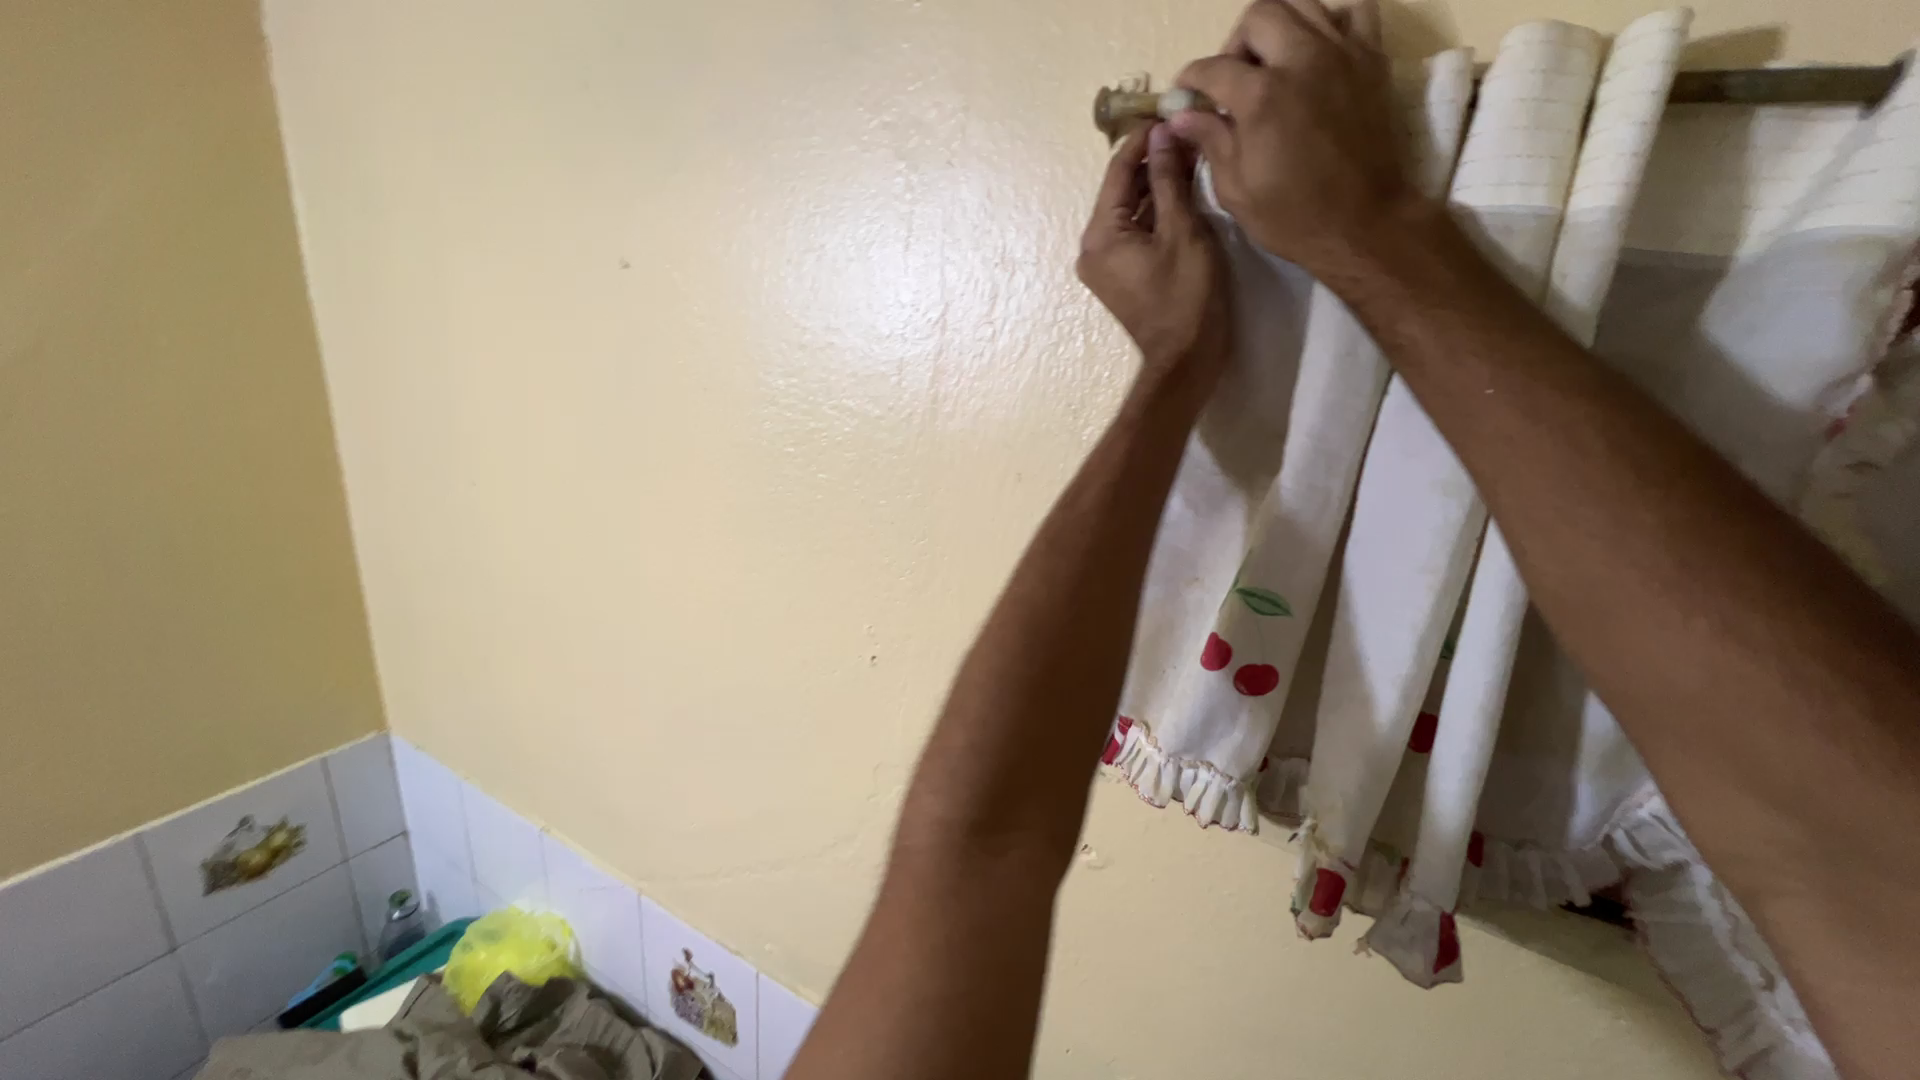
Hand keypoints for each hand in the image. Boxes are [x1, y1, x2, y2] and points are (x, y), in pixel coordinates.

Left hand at [1077, 124, 1230, 374]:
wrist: (1185, 358)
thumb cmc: (1186, 296)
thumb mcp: (1182, 231)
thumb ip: (1168, 180)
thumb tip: (1162, 133)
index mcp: (1100, 236)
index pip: (1116, 172)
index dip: (1142, 139)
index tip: (1170, 110)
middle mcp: (1093, 247)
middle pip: (1120, 190)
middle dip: (1152, 161)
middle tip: (1188, 130)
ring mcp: (1105, 263)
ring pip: (1130, 210)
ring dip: (1157, 184)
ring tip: (1191, 152)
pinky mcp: (1121, 274)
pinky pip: (1135, 231)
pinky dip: (1156, 211)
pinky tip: (1183, 188)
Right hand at [1170, 0, 1422, 274]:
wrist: (1362, 223)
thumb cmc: (1292, 217)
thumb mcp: (1235, 189)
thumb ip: (1211, 141)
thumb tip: (1182, 115)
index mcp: (1262, 97)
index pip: (1213, 67)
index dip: (1191, 79)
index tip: (1184, 95)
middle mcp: (1302, 60)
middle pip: (1258, 16)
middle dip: (1235, 44)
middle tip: (1231, 79)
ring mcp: (1342, 53)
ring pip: (1302, 3)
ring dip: (1277, 27)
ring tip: (1271, 63)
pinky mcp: (1371, 58)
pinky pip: (1352, 10)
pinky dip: (1329, 20)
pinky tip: (1315, 51)